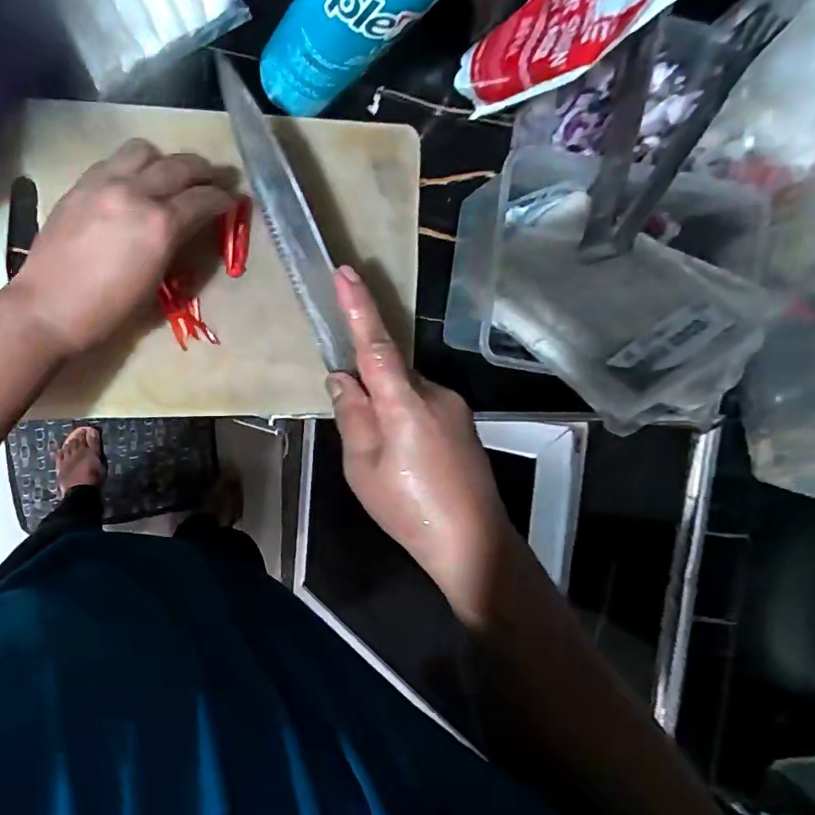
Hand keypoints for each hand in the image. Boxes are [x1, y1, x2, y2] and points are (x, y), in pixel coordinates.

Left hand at [4, 139, 234, 354]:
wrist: (45, 310)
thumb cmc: (103, 314)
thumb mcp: (152, 287)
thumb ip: (174, 249)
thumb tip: (187, 231)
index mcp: (159, 224)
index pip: (203, 199)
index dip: (223, 199)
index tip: (231, 200)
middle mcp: (136, 193)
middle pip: (180, 166)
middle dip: (204, 172)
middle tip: (214, 179)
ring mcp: (104, 184)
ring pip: (145, 151)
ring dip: (164, 160)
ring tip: (169, 175)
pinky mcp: (80, 186)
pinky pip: (113, 161)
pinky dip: (131, 166)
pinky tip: (132, 182)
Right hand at [326, 266, 530, 622]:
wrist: (474, 542)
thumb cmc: (408, 507)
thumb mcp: (362, 467)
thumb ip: (352, 416)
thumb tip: (341, 379)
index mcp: (405, 403)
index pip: (375, 346)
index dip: (358, 308)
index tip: (345, 272)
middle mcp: (434, 394)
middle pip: (387, 371)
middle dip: (363, 386)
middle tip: (353, 431)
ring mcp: (453, 408)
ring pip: (403, 392)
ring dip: (382, 409)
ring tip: (379, 459)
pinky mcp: (461, 424)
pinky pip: (419, 406)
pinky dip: (400, 419)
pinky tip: (400, 459)